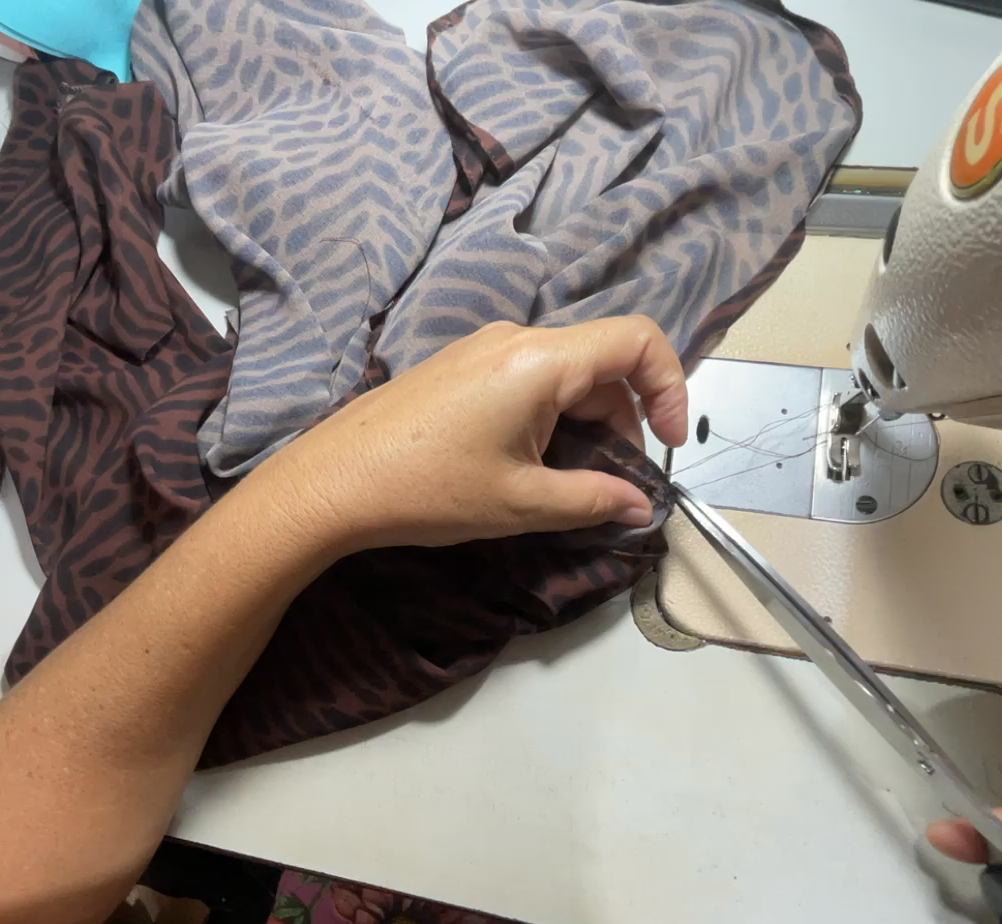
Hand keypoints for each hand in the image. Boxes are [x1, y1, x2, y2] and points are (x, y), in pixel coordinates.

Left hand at [258, 317, 688, 552]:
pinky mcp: (456, 370)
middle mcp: (513, 339)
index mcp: (539, 359)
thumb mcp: (521, 503)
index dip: (671, 387)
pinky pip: (523, 382)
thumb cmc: (428, 490)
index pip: (637, 340)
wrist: (330, 484)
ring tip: (559, 485)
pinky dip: (545, 420)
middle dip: (619, 423)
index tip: (666, 444)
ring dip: (580, 427)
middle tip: (607, 486)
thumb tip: (642, 506)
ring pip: (561, 377)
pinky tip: (521, 465)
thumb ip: (593, 500)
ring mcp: (479, 351)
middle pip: (599, 365)